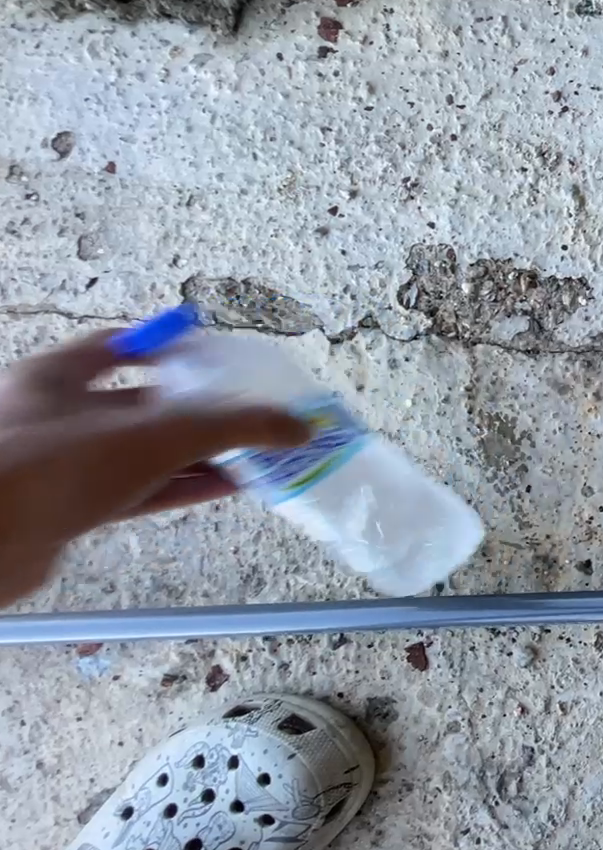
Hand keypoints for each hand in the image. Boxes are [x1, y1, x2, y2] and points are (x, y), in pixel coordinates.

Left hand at [0, 330, 310, 605]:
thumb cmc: (58, 465)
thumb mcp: (163, 435)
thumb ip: (239, 426)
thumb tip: (302, 426)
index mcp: (56, 379)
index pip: (122, 345)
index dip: (174, 347)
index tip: (223, 359)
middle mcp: (54, 414)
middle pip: (146, 402)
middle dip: (204, 409)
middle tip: (256, 414)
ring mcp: (60, 462)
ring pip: (148, 449)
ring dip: (205, 452)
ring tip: (259, 454)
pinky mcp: (69, 504)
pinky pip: (143, 487)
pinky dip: (187, 484)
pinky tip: (233, 485)